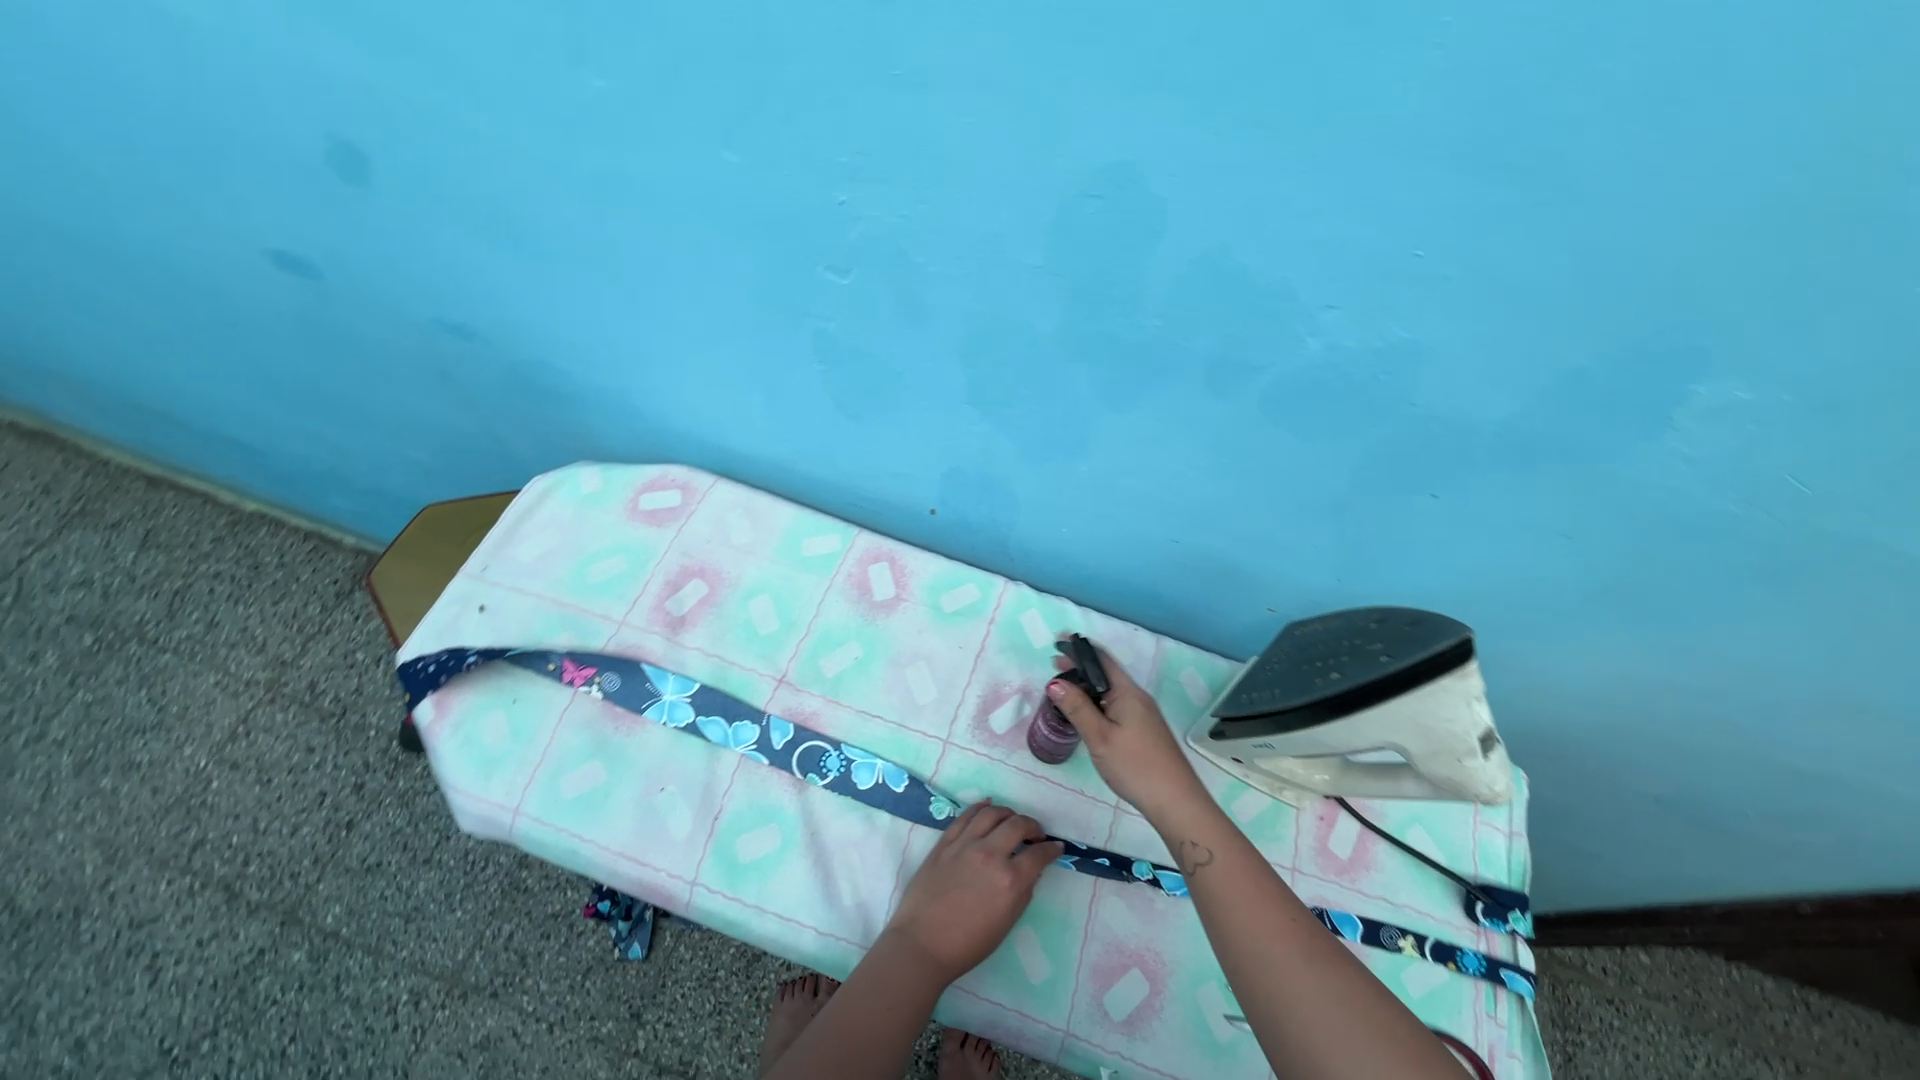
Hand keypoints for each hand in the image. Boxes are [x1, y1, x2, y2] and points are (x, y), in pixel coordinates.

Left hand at [884, 801, 1063, 983]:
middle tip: (1035, 835)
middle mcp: (989, 855)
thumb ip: (1024, 892)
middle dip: (1033, 827)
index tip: (1055, 847)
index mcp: (1010, 880)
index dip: (1052, 849)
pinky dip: (980, 808)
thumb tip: (1033, 871)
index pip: (1039, 854)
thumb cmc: (968, 944)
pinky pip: (965, 816)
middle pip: (1018, 824)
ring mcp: (964, 845)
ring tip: (1012, 821)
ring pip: (991, 813)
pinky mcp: (944, 843)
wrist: (922, 944)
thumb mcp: (1007, 922)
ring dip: (1008, 813)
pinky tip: (988, 807)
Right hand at [1048, 644, 1207, 819]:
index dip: (1079, 649)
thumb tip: (1054, 682)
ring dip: (1087, 686)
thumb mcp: (1099, 737)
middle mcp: (1137, 697)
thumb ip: (1077, 708)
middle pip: (1106, 673)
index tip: (1058, 643)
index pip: (1102, 659)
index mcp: (1127, 692)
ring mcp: (1142, 714)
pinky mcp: (1143, 729)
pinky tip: (1086, 714)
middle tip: (1054, 666)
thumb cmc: (1134, 765)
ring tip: (1063, 690)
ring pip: (1110, 691)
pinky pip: (1116, 705)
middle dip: (1080, 667)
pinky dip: (1097, 702)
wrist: (1174, 800)